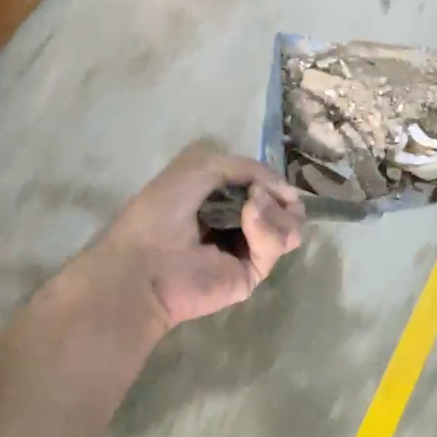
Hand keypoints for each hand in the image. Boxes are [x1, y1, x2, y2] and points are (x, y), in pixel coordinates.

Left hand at [95, 142, 305, 329]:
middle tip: (259, 194)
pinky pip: (280, 242)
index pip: (265, 187)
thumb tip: (282, 188)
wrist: (145, 264)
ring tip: (253, 206)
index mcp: (221, 200)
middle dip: (279, 195)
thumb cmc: (161, 212)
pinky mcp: (256, 270)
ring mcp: (249, 248)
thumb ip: (245, 166)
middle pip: (286, 206)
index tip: (263, 178)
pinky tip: (250, 220)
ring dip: (276, 209)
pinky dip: (268, 226)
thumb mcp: (199, 167)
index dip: (271, 180)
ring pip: (291, 224)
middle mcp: (239, 223)